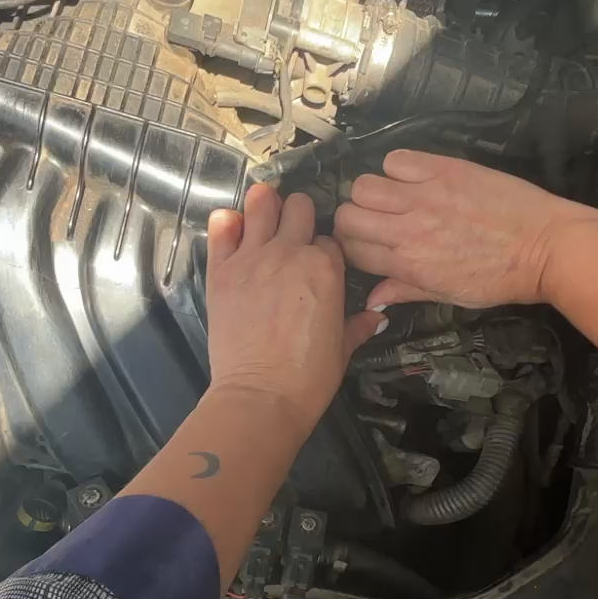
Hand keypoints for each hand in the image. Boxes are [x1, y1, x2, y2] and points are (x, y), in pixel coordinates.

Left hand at [205, 182, 385, 427]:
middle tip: (292, 234)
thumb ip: (358, 325)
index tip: (318, 264)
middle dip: (298, 216)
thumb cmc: (309, 377)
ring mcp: (252, 258)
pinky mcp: (221, 270)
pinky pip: (220, 228)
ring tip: (262, 220)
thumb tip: (376, 315)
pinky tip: (231, 230)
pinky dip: (226, 223)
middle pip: (298, 207)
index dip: (324, 250)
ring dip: (264, 206)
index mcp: (326, 267)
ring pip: (260, 204)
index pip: (329, 239)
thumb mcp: (342, 348)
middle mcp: (290, 252)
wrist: (261, 395)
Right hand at [332, 150, 597, 309]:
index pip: (352, 251)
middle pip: (347, 216)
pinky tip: (416, 180)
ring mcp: (424, 196)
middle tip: (375, 221)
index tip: (367, 246)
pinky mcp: (444, 169)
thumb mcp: (450, 296)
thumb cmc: (501, 278)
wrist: (546, 247)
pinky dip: (398, 168)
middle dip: (354, 221)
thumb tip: (372, 299)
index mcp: (409, 265)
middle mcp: (408, 229)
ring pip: (364, 185)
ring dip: (373, 193)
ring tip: (395, 198)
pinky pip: (397, 159)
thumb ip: (406, 291)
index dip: (353, 249)